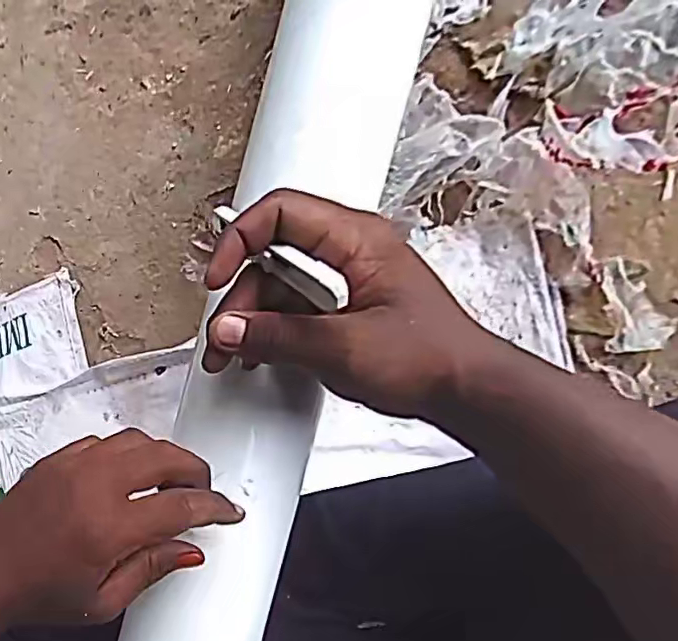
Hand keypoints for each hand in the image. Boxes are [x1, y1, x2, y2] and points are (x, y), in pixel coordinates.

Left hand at [0, 430, 243, 625]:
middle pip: (166, 456)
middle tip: (201, 493)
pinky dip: (124, 453)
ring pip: (135, 440)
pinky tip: (124, 477)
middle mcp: (90, 486)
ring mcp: (68, 467)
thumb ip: (150, 569)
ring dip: (160, 457)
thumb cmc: (32, 594)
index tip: (225, 511)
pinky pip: (101, 442)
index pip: (182, 505)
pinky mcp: (52, 461)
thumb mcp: (101, 603)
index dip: (214, 507)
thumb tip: (186, 551)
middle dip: (196, 471)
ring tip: (166, 483)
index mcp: (107, 527)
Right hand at [201, 189, 517, 417]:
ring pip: (274, 290)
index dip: (239, 240)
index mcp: (356, 241)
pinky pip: (287, 313)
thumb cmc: (429, 357)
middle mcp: (346, 255)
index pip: (280, 214)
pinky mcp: (336, 312)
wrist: (460, 389)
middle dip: (238, 299)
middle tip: (224, 337)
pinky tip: (256, 355)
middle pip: (269, 260)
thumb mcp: (343, 347)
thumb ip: (279, 336)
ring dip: (246, 322)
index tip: (217, 277)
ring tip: (232, 355)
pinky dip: (265, 334)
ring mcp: (340, 284)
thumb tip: (229, 328)